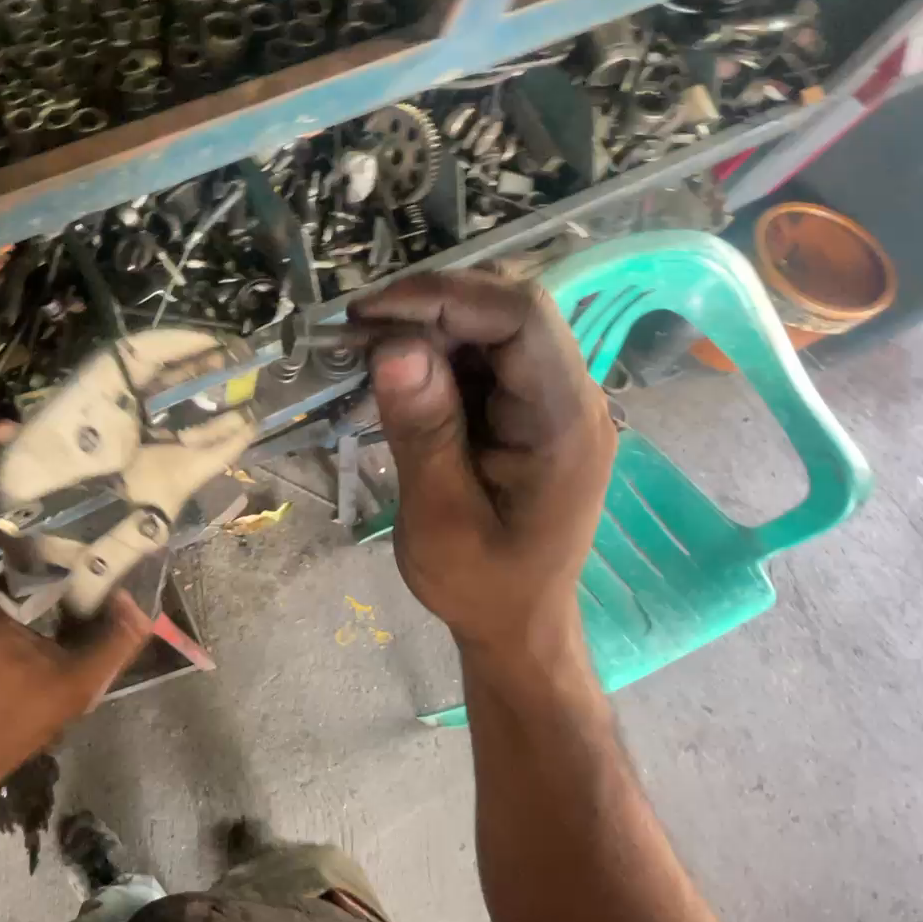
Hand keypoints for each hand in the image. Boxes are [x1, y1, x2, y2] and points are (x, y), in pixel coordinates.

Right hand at [350, 271, 615, 651]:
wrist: (516, 624)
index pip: (520, 317)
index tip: (369, 315)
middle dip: (427, 309)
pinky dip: (430, 356)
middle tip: (354, 334)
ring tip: (362, 354)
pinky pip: (479, 358)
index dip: (445, 298)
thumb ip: (423, 432)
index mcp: (564, 420)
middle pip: (506, 311)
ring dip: (423, 330)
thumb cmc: (481, 584)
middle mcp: (568, 396)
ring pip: (488, 328)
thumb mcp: (440, 518)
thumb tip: (392, 348)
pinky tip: (391, 377)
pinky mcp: (524, 409)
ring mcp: (548, 399)